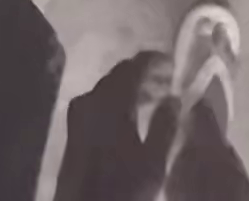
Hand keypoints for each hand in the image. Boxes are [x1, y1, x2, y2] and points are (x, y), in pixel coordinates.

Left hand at [54, 53, 178, 200]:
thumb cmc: (121, 190)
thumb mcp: (152, 162)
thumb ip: (165, 125)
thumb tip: (173, 98)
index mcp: (111, 98)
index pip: (135, 64)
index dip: (156, 60)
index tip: (174, 65)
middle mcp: (92, 97)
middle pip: (121, 74)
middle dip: (145, 75)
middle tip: (168, 84)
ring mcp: (79, 113)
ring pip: (109, 88)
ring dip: (132, 89)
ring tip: (156, 101)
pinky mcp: (74, 130)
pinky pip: (99, 102)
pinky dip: (117, 102)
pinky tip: (132, 119)